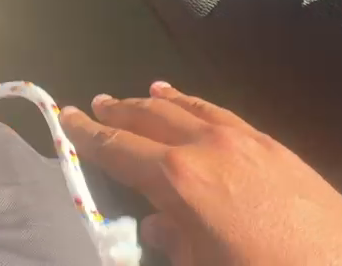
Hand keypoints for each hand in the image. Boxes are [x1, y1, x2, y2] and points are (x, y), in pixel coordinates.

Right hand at [63, 83, 341, 265]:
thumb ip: (176, 244)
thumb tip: (160, 227)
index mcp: (180, 179)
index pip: (118, 148)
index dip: (86, 134)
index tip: (64, 119)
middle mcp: (205, 146)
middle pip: (147, 117)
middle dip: (116, 112)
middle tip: (92, 107)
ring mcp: (243, 140)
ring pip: (182, 107)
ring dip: (151, 102)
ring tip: (132, 98)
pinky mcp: (276, 147)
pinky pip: (218, 112)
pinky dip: (191, 103)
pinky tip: (184, 101)